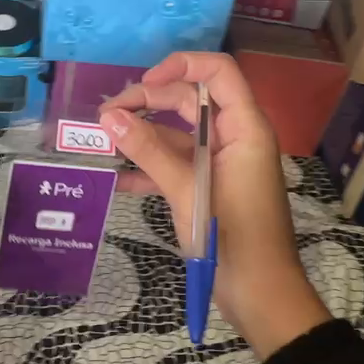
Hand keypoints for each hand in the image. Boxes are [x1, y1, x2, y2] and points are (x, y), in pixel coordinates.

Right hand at [101, 52, 329, 358]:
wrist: (261, 296)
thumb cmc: (233, 239)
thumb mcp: (187, 191)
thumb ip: (148, 151)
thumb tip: (109, 116)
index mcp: (244, 128)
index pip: (217, 72)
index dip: (180, 66)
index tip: (142, 84)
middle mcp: (234, 137)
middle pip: (190, 100)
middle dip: (148, 102)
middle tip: (105, 117)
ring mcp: (221, 163)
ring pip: (179, 133)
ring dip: (143, 134)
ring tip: (103, 141)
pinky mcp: (209, 186)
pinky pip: (177, 163)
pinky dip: (149, 166)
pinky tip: (117, 178)